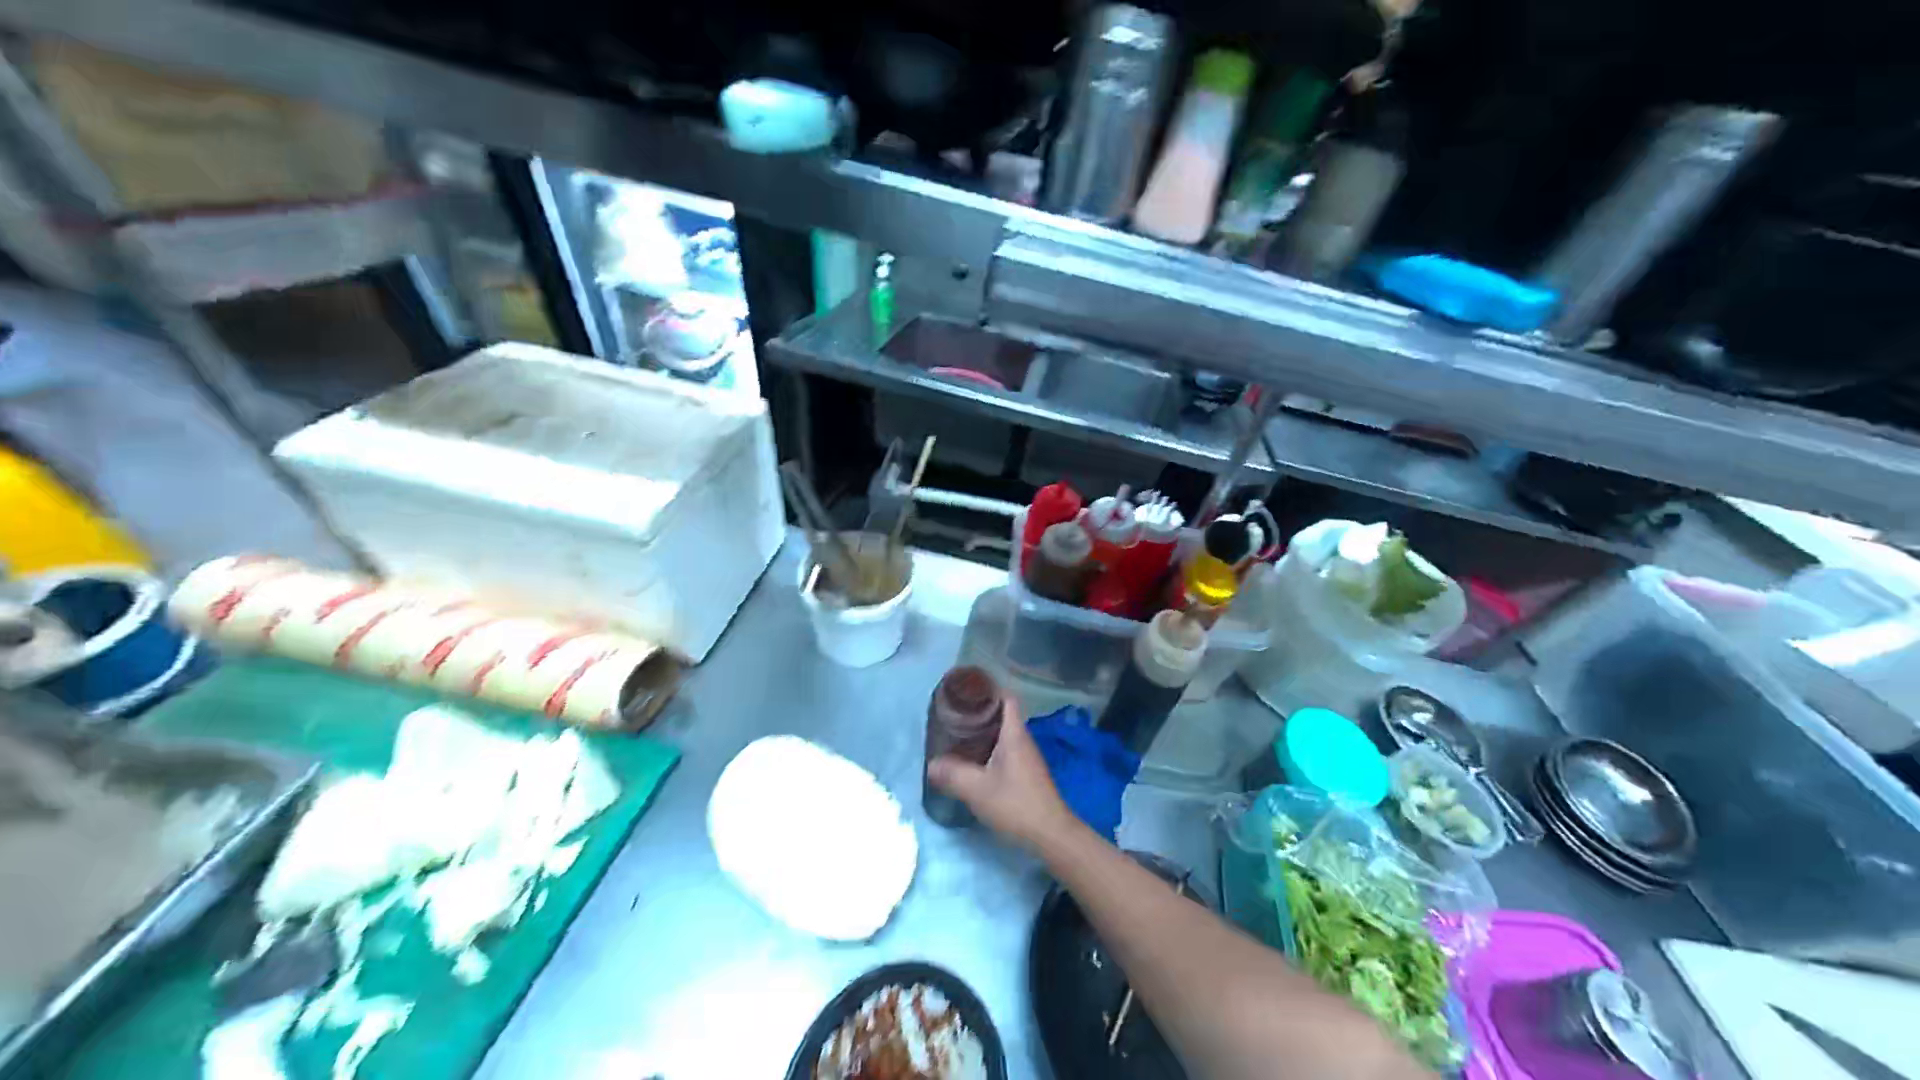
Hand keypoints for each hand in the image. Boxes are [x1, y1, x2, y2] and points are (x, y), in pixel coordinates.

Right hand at [927, 698, 1081, 852]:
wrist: (1051, 834)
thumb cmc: (1016, 804)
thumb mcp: (977, 790)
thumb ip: (952, 775)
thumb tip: (930, 764)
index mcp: (1014, 734)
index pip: (1006, 697)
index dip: (988, 688)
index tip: (966, 690)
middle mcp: (1023, 740)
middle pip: (1002, 714)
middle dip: (979, 711)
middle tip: (953, 714)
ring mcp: (1027, 758)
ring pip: (1003, 734)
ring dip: (983, 731)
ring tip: (958, 734)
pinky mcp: (1027, 774)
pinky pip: (1006, 750)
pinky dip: (989, 748)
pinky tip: (974, 761)